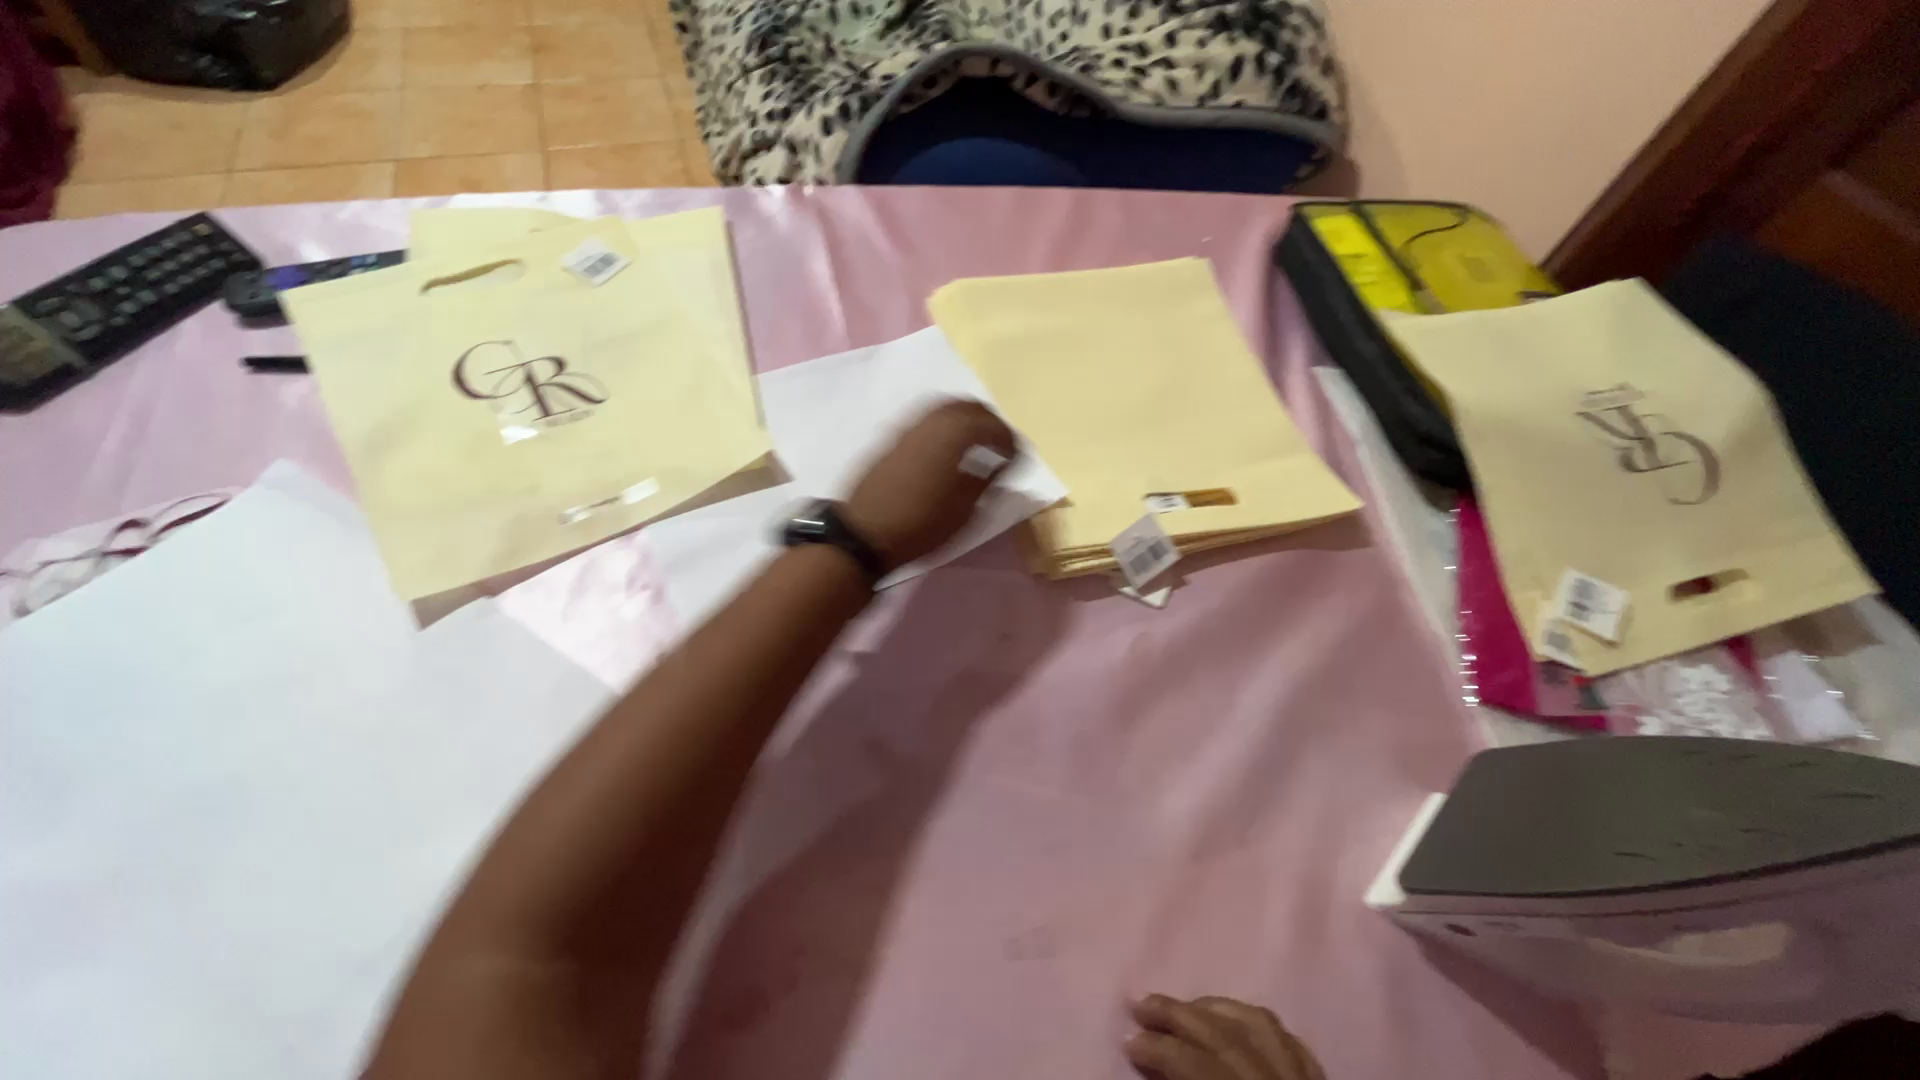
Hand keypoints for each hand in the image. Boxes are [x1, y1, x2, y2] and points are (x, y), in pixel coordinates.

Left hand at [841, 399, 1016, 571]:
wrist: (862, 533)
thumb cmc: (920, 525)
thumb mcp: (965, 511)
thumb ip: (988, 481)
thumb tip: (1002, 465)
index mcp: (954, 434)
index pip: (992, 425)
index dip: (1009, 440)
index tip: (1016, 457)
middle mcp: (931, 421)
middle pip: (967, 406)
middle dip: (988, 422)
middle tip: (999, 445)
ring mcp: (907, 428)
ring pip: (943, 409)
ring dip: (964, 421)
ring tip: (974, 446)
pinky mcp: (892, 439)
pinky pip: (925, 421)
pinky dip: (943, 427)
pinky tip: (945, 452)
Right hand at [1125, 995, 1325, 1079]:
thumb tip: (1156, 1069)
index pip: (1196, 1064)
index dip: (1159, 1049)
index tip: (1127, 1039)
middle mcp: (1276, 1079)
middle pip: (1225, 1034)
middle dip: (1177, 1013)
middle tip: (1138, 1002)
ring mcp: (1304, 1078)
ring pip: (1261, 1024)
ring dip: (1216, 1008)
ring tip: (1185, 1005)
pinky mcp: (1322, 1079)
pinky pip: (1293, 1041)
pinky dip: (1261, 1024)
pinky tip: (1239, 1019)